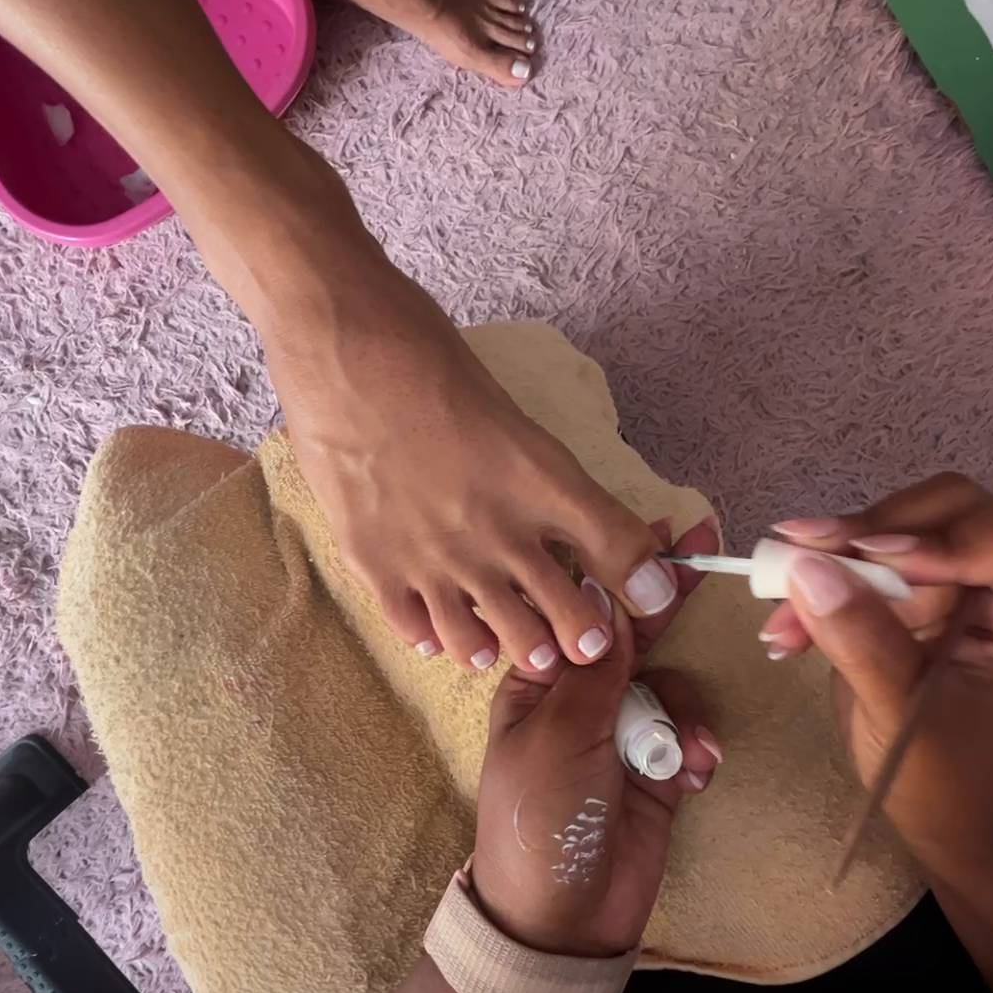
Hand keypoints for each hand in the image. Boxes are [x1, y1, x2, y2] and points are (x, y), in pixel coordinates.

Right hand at [277, 265, 680, 673]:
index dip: (644, 582)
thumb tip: (572, 517)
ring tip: (508, 644)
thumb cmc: (432, 362)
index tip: (647, 595)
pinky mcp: (377, 564)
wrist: (344, 347)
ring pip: (489, 638)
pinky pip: (416, 629)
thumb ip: (551, 474)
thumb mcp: (512, 412)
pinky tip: (439, 634)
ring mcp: (435, 555)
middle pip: (561, 612)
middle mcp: (496, 531)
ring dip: (508, 645)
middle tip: (577, 642)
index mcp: (540, 482)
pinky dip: (434, 637)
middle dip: (579, 636)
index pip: (616, 546)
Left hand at [467, 520, 723, 956]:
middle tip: (711, 555)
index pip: (584, 610)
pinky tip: (689, 777)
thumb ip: (595, 668)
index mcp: (543, 682)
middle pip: (635, 636)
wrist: (562, 922)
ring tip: (682, 756)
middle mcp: (583, 698)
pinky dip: (694, 751)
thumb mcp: (561, 735)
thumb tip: (605, 592)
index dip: (621, 570)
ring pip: (672, 688)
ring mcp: (622, 732)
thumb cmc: (542, 817)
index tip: (663, 532)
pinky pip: (689, 735)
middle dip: (670, 604)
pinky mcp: (658, 769)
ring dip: (684, 717)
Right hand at [761, 474, 992, 873]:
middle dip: (875, 526)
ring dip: (832, 554)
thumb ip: (862, 641)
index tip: (872, 555)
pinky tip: (782, 629)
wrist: (940, 817)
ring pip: (896, 526)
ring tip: (777, 597)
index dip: (946, 535)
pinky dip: (816, 582)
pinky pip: (858, 563)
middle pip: (951, 509)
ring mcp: (951, 587)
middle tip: (806, 549)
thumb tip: (807, 567)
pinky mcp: (907, 597)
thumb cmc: (946, 783)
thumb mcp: (903, 718)